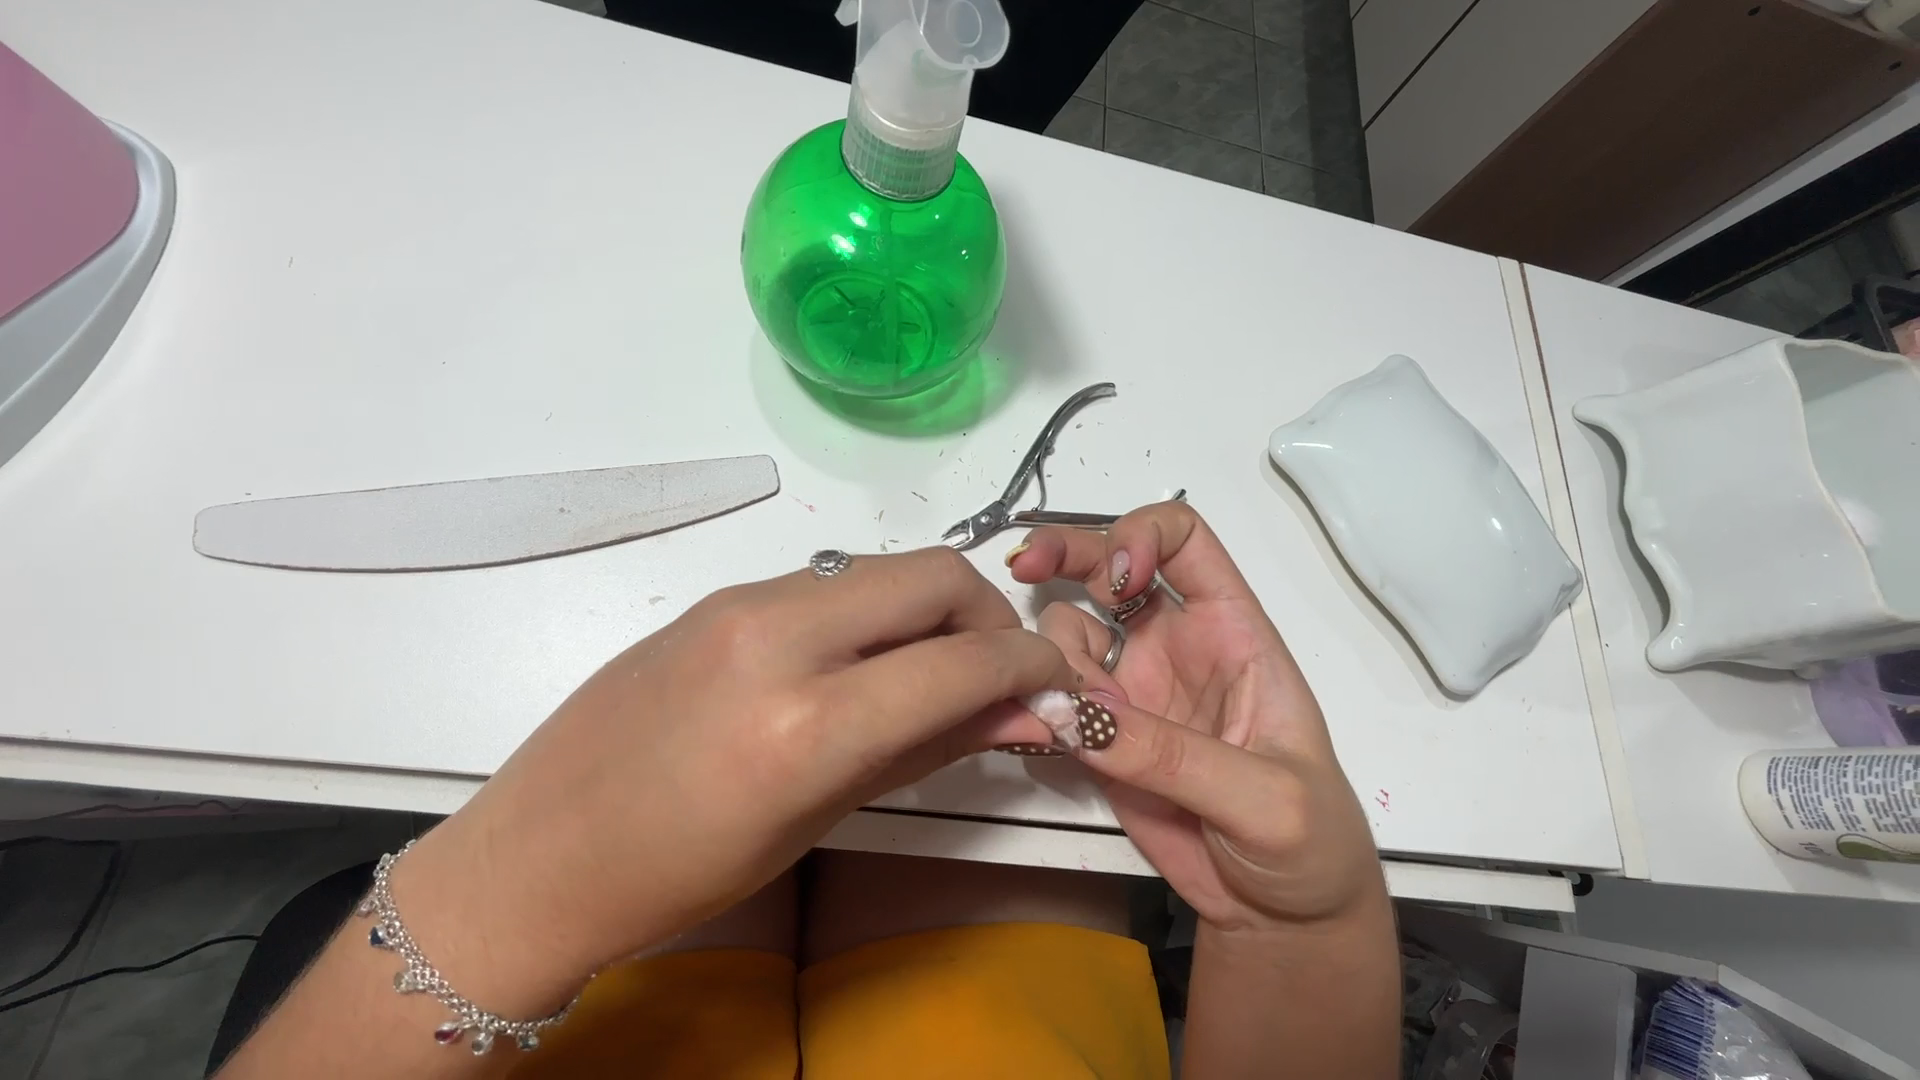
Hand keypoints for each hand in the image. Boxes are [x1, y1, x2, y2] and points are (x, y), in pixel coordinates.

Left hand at [395, 547, 1077, 1005]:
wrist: (539, 855)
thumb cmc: (682, 875)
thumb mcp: (822, 817)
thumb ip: (933, 748)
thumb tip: (1028, 714)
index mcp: (806, 722)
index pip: (961, 661)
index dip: (1030, 666)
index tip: (1057, 684)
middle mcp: (779, 636)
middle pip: (933, 574)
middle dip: (989, 614)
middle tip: (996, 671)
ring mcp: (743, 602)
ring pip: (884, 568)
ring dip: (932, 608)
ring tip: (931, 671)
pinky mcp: (721, 595)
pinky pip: (831, 583)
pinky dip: (876, 611)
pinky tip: (863, 663)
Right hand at [1009, 502, 1385, 933]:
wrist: (1276, 917)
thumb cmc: (1308, 846)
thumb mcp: (1266, 798)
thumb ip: (1175, 756)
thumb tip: (1077, 712)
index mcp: (1231, 633)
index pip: (1186, 542)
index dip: (1143, 537)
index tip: (1115, 582)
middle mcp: (1173, 646)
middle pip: (1108, 566)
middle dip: (1064, 552)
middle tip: (1020, 565)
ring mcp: (1131, 689)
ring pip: (1067, 630)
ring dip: (1047, 652)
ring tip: (1058, 711)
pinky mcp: (1100, 736)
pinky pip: (1052, 696)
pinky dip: (1032, 700)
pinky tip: (1033, 728)